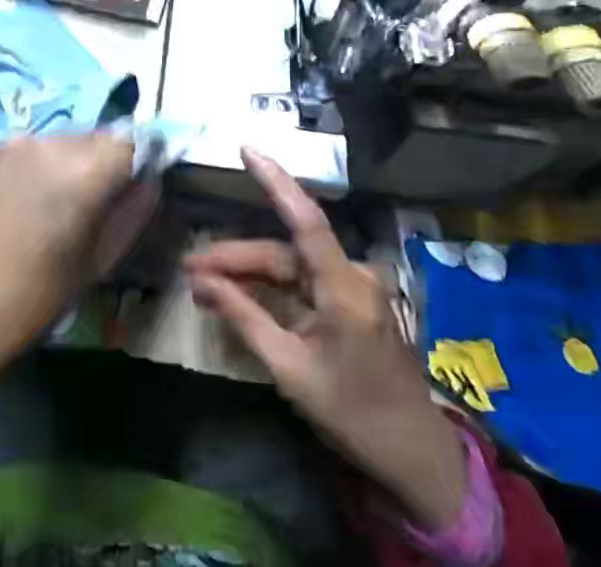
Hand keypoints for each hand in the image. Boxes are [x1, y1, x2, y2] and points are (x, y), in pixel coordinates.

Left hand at [0, 134, 156, 401]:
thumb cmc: (34, 298)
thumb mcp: (98, 262)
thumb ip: (133, 212)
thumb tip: (151, 179)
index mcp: (80, 173)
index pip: (132, 141)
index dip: (142, 159)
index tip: (139, 185)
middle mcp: (50, 143)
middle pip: (101, 136)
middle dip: (110, 161)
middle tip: (103, 203)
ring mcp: (17, 142)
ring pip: (70, 139)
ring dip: (79, 162)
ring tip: (64, 205)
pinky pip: (39, 147)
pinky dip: (48, 164)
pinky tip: (33, 200)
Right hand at [184, 148, 468, 530]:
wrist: (411, 451)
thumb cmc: (353, 414)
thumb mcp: (290, 369)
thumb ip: (245, 318)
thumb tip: (200, 282)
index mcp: (344, 288)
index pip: (306, 221)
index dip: (276, 181)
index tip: (247, 149)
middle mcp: (351, 276)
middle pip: (283, 253)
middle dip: (234, 258)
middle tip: (189, 271)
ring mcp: (352, 288)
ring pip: (288, 268)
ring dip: (247, 274)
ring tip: (201, 285)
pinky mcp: (349, 302)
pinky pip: (301, 285)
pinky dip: (268, 288)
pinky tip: (234, 296)